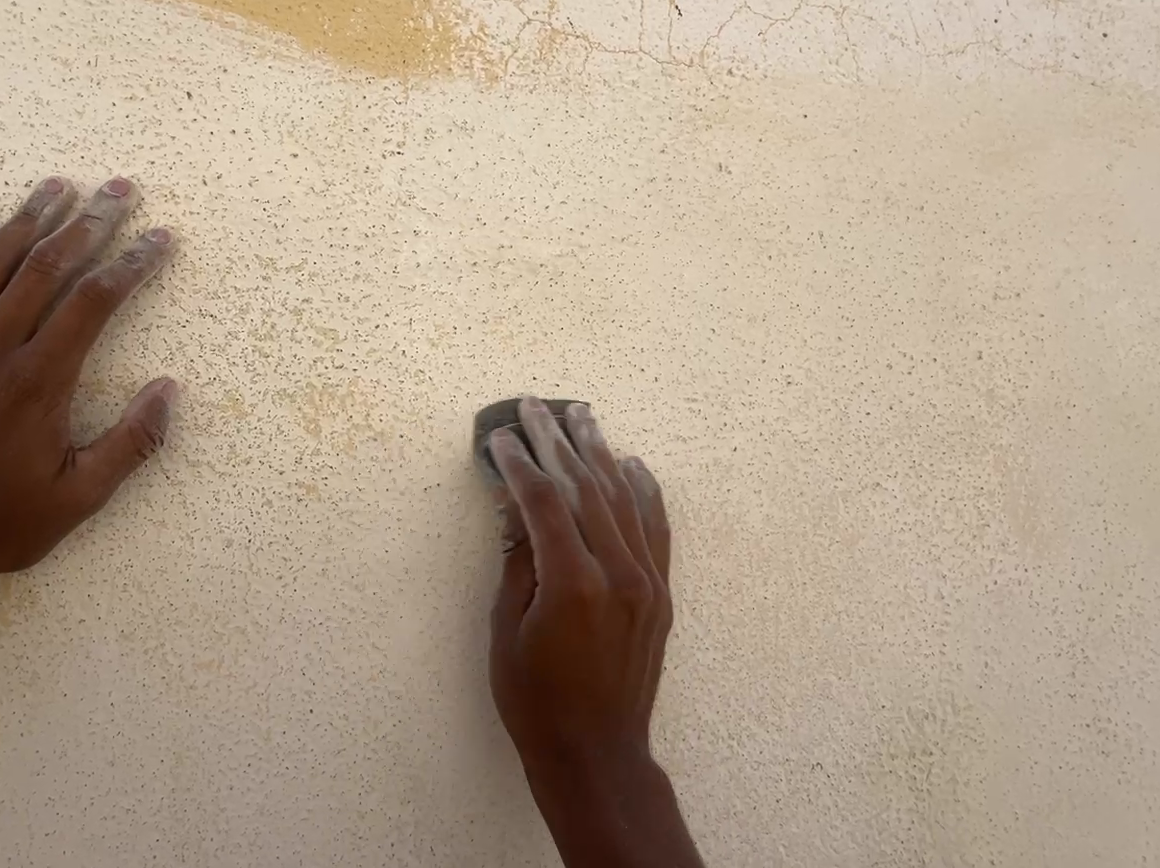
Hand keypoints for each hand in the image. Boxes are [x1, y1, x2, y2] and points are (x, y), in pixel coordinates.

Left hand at [0, 175, 177, 595]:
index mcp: (39, 381)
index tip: (160, 237)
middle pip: (46, 267)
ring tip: (56, 187)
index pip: (95, 301)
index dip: (133, 263)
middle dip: (89, 222)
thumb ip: (131, 444)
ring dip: (26, 221)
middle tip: (118, 189)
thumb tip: (168, 389)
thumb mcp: (77, 501)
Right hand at [488, 399, 700, 867]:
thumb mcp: (507, 629)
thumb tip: (513, 504)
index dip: (517, 463)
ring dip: (599, 451)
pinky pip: (656, 525)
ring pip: (624, 496)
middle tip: (535, 405)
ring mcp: (646, 579)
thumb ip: (516, 560)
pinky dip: (644, 488)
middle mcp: (617, 571)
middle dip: (555, 441)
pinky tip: (632, 462)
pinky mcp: (660, 591)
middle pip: (584, 486)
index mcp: (572, 581)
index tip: (499, 437)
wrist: (598, 753)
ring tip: (582, 414)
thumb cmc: (537, 700)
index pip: (542, 500)